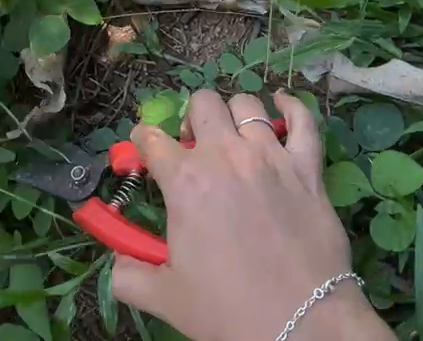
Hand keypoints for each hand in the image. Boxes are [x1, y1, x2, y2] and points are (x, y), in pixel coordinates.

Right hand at [111, 90, 394, 340]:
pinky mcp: (307, 168)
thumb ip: (130, 275)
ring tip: (235, 137)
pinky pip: (303, 121)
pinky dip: (293, 108)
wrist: (303, 329)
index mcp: (185, 180)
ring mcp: (269, 156)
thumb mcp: (167, 298)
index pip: (151, 138)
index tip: (146, 151)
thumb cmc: (230, 312)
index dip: (143, 142)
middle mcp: (225, 155)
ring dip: (235, 116)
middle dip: (192, 120)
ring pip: (247, 105)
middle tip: (195, 149)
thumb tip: (114, 266)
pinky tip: (283, 105)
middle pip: (202, 104)